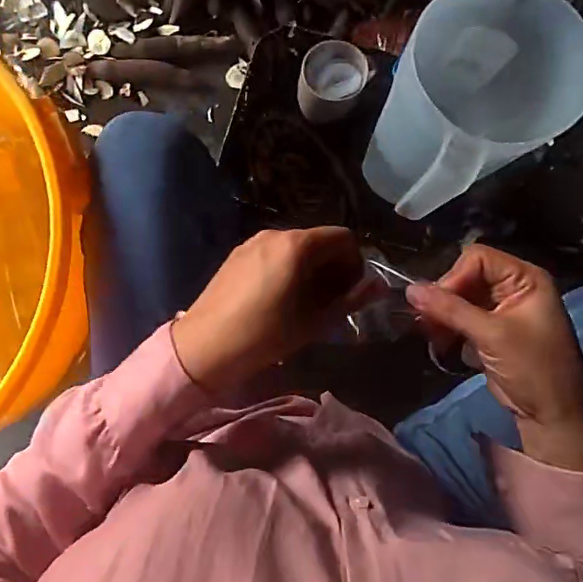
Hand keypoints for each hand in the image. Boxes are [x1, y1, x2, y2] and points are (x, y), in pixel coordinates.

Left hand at [171, 227, 372, 393]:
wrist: (203, 347)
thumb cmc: (263, 336)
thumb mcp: (313, 323)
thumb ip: (349, 300)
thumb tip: (378, 286)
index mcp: (296, 245)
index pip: (343, 238)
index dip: (354, 264)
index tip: (347, 294)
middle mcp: (274, 234)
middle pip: (319, 240)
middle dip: (332, 267)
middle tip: (328, 303)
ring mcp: (252, 242)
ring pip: (296, 248)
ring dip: (309, 269)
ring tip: (301, 305)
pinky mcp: (236, 255)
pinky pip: (273, 253)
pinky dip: (286, 269)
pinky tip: (276, 300)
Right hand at [404, 245, 582, 471]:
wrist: (553, 416)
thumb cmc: (533, 369)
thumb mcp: (492, 335)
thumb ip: (450, 310)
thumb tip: (410, 290)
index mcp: (526, 279)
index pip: (478, 259)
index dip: (454, 277)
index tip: (438, 303)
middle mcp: (514, 288)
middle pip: (465, 277)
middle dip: (444, 298)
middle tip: (427, 322)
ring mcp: (501, 310)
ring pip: (459, 298)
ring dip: (442, 315)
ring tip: (431, 335)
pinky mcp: (491, 331)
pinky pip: (461, 317)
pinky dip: (447, 327)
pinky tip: (439, 342)